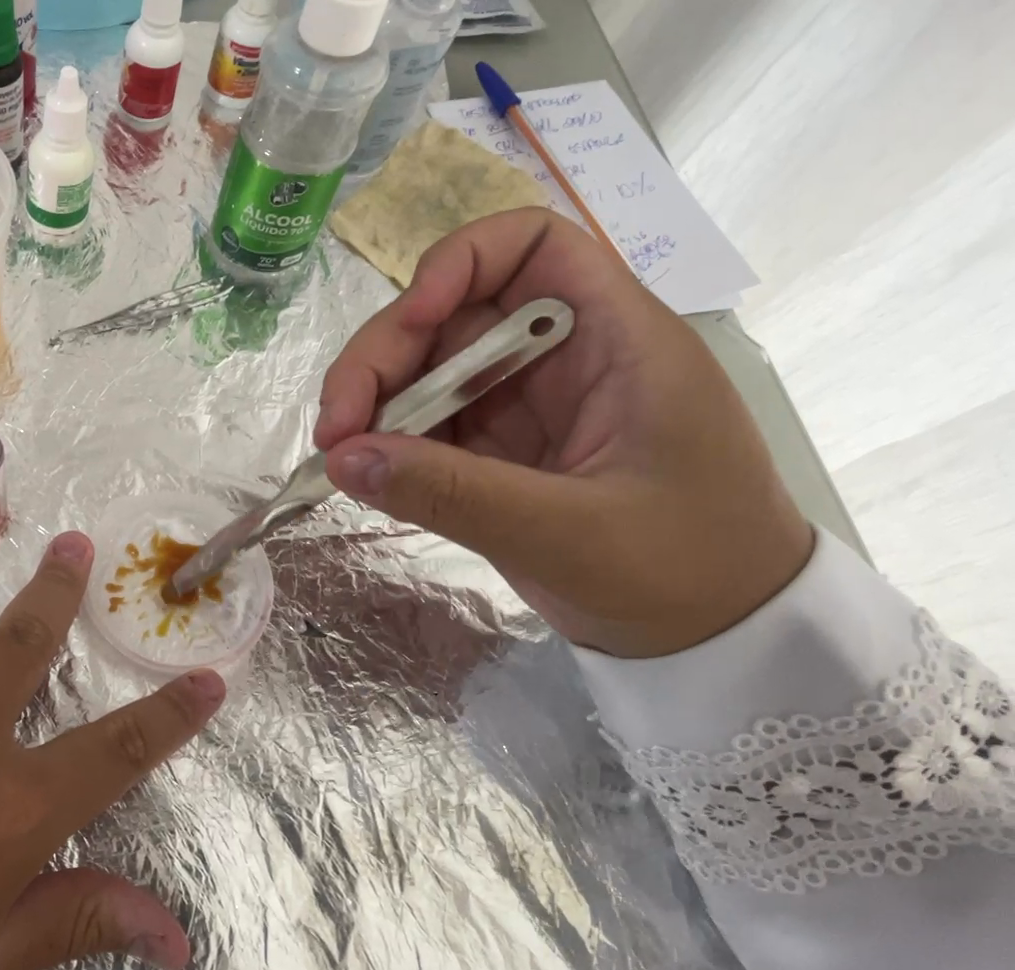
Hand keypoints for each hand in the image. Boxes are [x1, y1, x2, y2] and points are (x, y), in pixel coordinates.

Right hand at [314, 208, 812, 657]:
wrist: (722, 636)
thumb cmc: (683, 570)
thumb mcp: (566, 532)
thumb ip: (452, 493)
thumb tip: (342, 459)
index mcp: (613, 340)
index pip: (532, 246)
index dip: (458, 263)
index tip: (411, 323)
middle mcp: (561, 359)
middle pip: (451, 314)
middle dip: (382, 357)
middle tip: (335, 429)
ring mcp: (526, 408)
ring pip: (428, 371)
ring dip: (374, 405)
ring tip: (339, 459)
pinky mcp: (501, 454)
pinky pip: (429, 428)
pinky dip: (389, 447)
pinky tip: (365, 478)